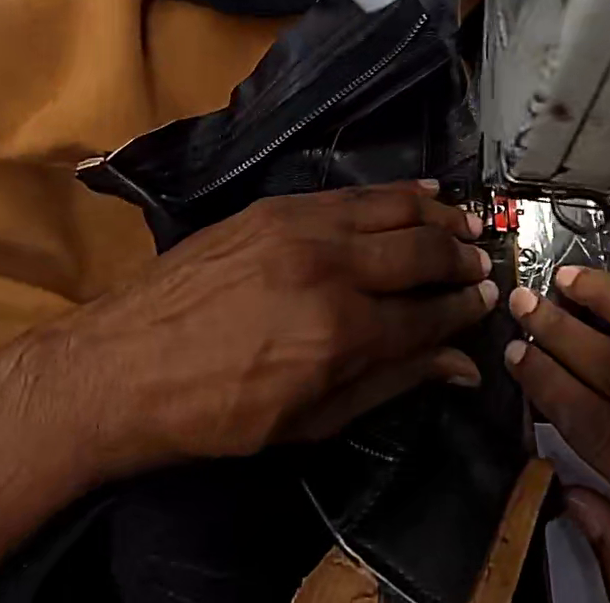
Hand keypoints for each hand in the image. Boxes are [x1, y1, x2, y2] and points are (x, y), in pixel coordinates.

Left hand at [36, 182, 498, 475]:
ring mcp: (304, 227)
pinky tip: (423, 189)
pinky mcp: (279, 205)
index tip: (488, 301)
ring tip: (467, 221)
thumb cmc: (217, 412)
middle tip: (484, 262)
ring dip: (440, 214)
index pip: (429, 315)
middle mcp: (332, 269)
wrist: (121, 365)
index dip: (465, 310)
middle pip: (421, 252)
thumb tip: (462, 366)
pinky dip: (397, 191)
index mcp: (342, 334)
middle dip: (462, 258)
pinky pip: (354, 192)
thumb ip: (392, 383)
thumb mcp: (310, 422)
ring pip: (395, 208)